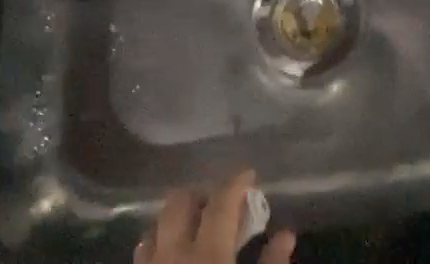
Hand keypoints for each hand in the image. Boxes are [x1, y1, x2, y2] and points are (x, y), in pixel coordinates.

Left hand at [135, 170, 294, 263]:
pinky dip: (159, 244)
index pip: (221, 204)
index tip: (249, 174)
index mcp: (207, 252)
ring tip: (196, 225)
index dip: (236, 183)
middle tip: (221, 200)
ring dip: (175, 220)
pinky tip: (173, 253)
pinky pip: (143, 254)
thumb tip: (286, 234)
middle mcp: (172, 254)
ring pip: (154, 227)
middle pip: (178, 204)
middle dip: (199, 193)